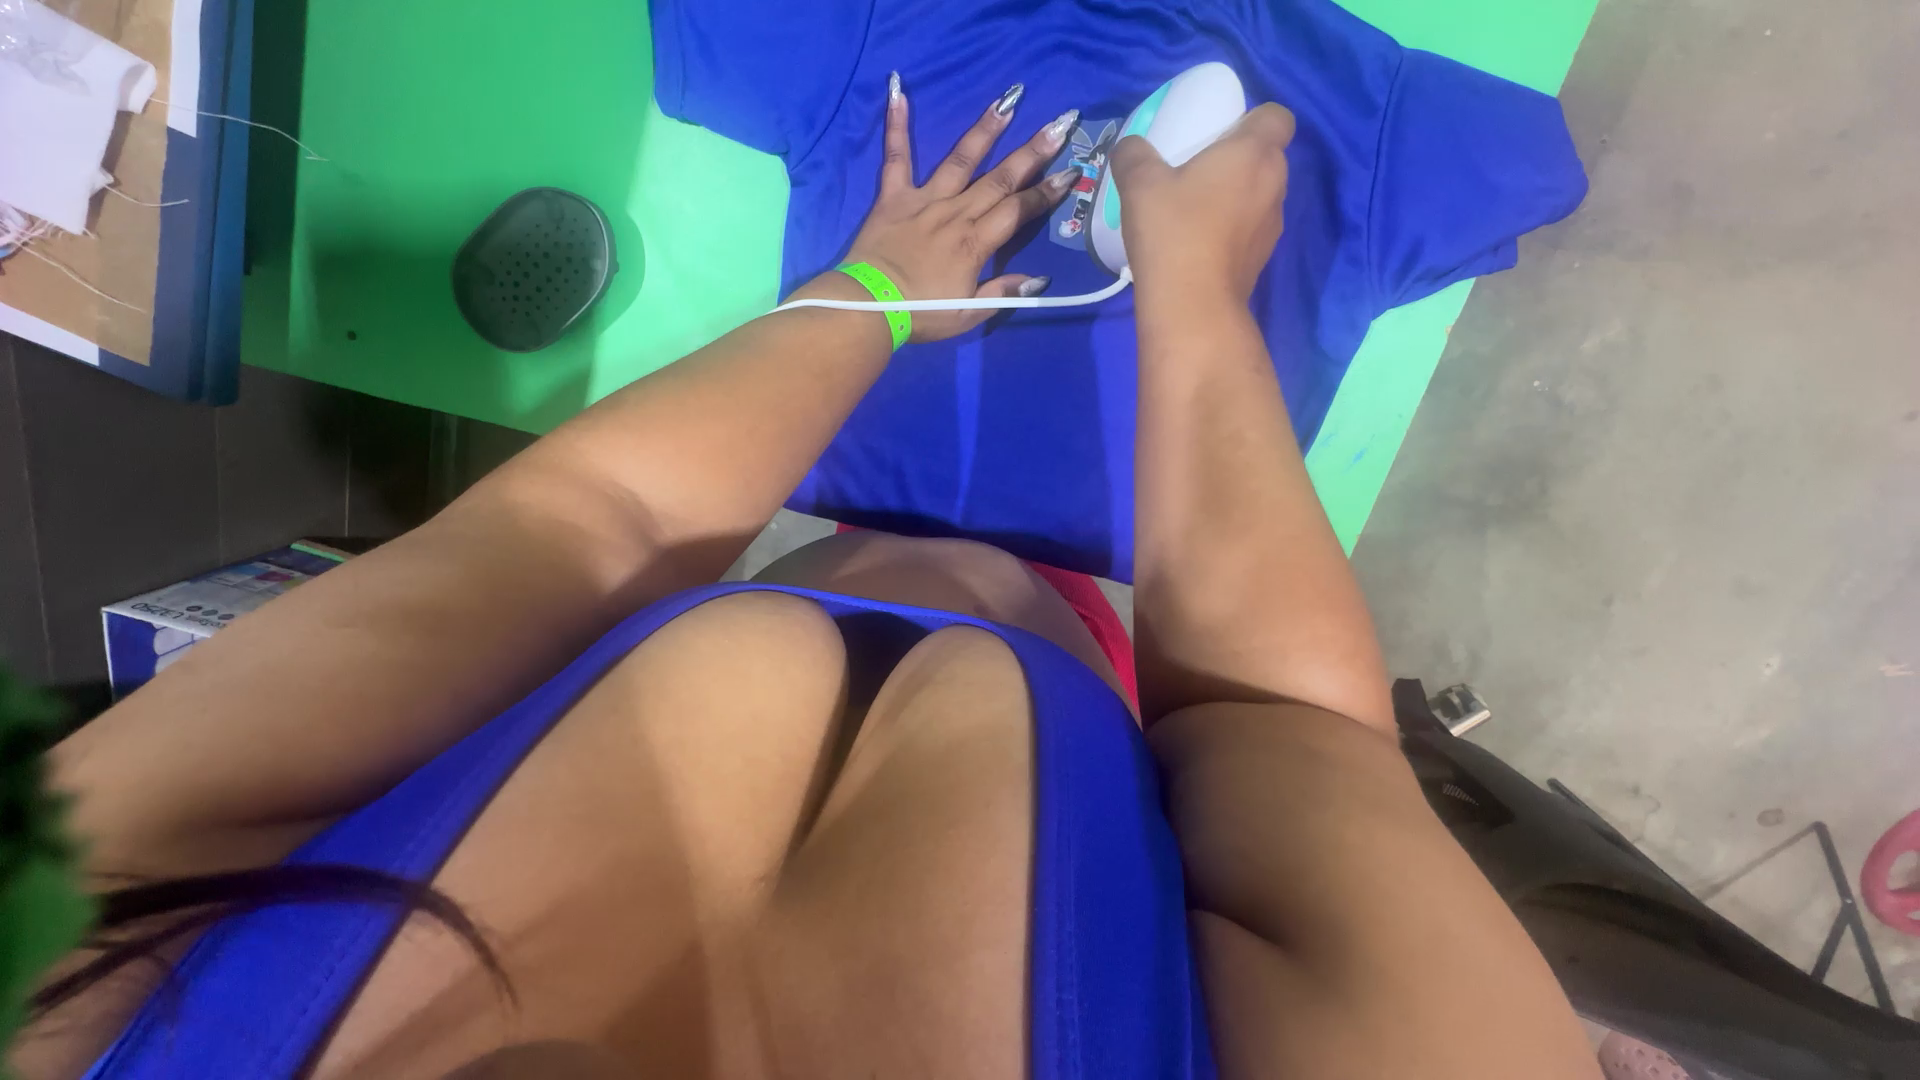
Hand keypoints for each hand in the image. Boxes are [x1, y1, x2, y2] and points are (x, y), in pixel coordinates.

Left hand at [835, 75, 1080, 341]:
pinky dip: (896, 125)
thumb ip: (1002, 293)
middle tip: (1060, 123)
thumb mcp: (967, 315)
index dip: (1046, 192)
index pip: (1018, 211)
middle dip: (1032, 152)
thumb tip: (1038, 279)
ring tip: (1008, 100)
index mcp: (975, 243)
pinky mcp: (892, 198)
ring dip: (985, 130)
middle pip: (999, 178)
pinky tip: (898, 92)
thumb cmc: (920, 315)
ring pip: (960, 160)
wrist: (868, 308)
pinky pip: (896, 157)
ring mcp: (923, 201)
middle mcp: (955, 213)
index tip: (1072, 171)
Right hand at [1108, 102, 1295, 302]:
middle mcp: (1274, 185)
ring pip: (1259, 198)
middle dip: (1240, 160)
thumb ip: (1133, 156)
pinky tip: (1198, 247)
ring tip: (1196, 214)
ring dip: (1236, 199)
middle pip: (1267, 158)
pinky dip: (1231, 233)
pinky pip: (1249, 233)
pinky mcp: (1261, 262)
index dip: (1253, 119)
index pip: (1277, 116)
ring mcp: (1272, 227)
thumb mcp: (1140, 185)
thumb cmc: (1173, 232)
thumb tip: (1130, 147)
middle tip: (1199, 174)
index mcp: (1254, 153)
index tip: (1222, 133)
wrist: (1191, 307)